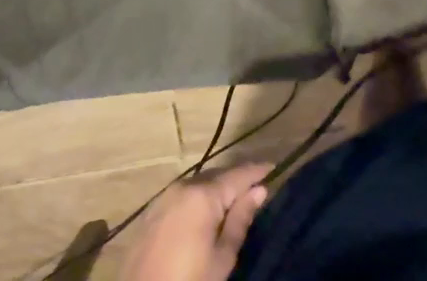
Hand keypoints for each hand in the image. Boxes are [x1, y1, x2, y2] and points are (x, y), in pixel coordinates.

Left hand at [120, 163, 271, 280]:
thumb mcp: (222, 257)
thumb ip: (241, 219)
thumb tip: (259, 190)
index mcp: (203, 195)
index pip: (238, 174)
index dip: (258, 171)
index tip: (275, 168)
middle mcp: (182, 186)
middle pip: (217, 176)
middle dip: (237, 182)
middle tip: (256, 191)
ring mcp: (163, 197)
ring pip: (199, 185)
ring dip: (216, 191)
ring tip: (233, 204)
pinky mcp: (151, 212)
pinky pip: (182, 196)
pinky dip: (197, 200)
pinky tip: (205, 215)